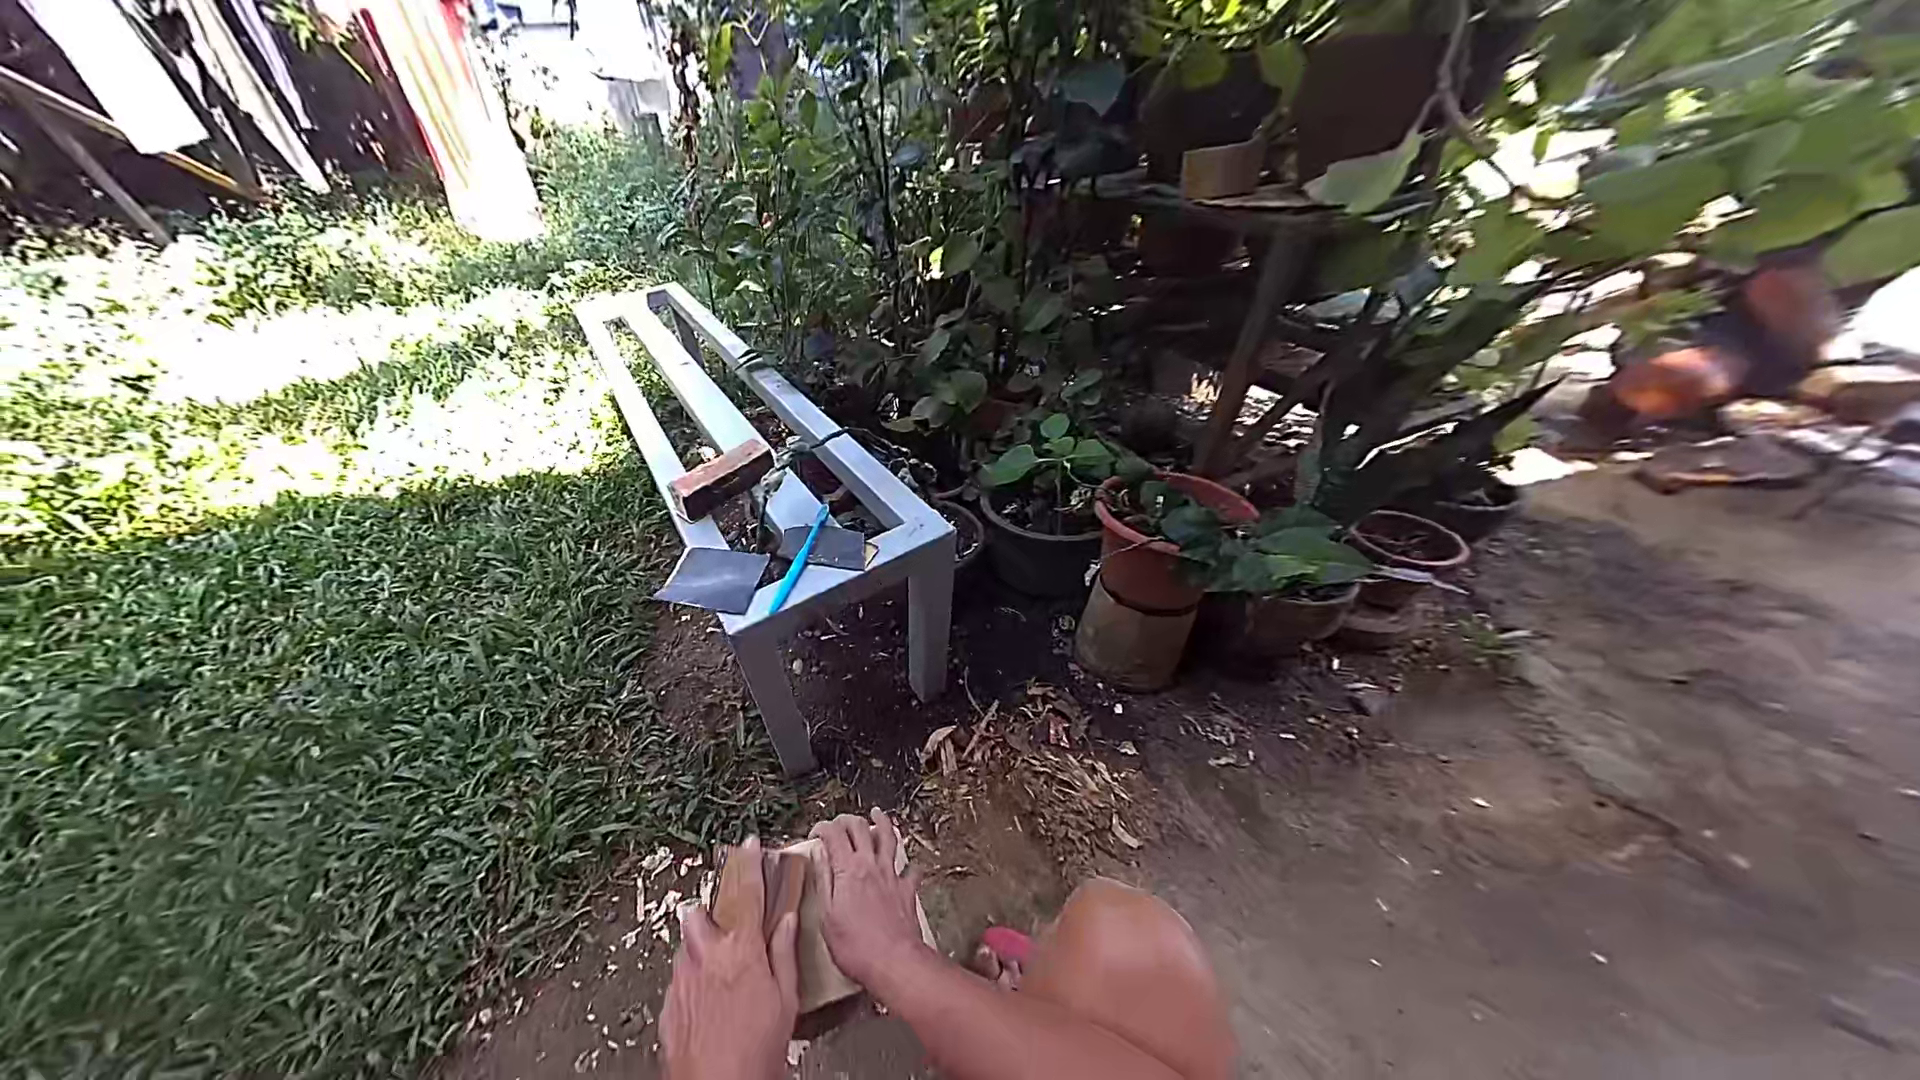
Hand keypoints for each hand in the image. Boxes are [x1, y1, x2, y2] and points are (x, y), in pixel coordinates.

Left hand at [661, 836, 798, 1079]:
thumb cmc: (756, 1053)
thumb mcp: (786, 998)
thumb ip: (783, 952)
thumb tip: (784, 921)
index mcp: (741, 951)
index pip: (746, 893)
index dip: (749, 865)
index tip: (749, 845)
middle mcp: (706, 959)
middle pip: (699, 915)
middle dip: (710, 912)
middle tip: (726, 924)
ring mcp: (682, 984)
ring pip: (686, 949)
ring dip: (701, 950)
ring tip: (719, 973)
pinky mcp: (667, 1010)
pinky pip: (678, 981)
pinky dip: (692, 982)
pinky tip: (709, 1003)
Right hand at [811, 810, 930, 992]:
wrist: (893, 961)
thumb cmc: (856, 947)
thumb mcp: (828, 916)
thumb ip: (824, 881)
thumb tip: (820, 856)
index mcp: (848, 870)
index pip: (834, 835)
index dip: (824, 828)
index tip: (817, 831)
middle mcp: (871, 865)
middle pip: (861, 828)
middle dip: (849, 820)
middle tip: (841, 822)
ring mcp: (892, 874)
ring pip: (889, 838)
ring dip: (883, 822)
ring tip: (878, 814)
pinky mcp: (907, 888)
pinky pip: (911, 869)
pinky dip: (907, 863)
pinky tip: (907, 863)